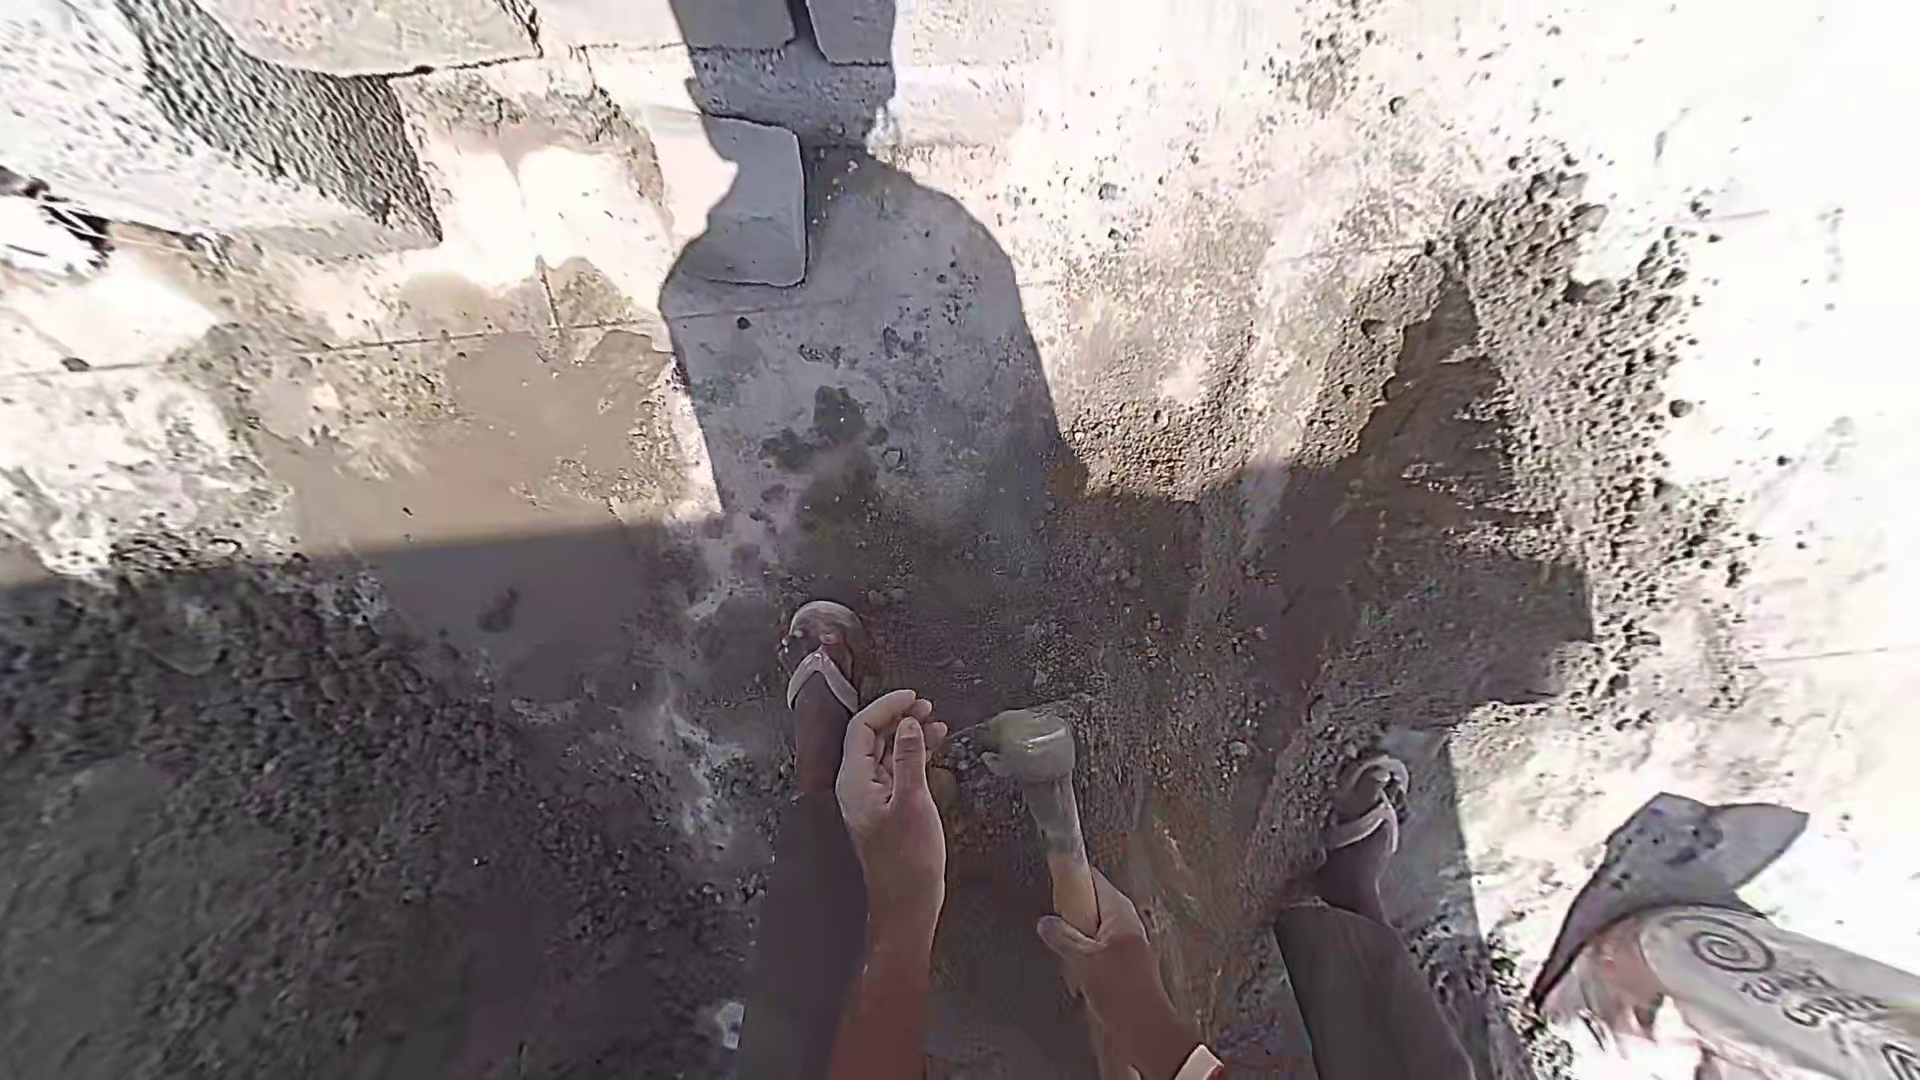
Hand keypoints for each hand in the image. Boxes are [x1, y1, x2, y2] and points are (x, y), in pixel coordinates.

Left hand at [835, 689, 948, 943]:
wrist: (909, 904)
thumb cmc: (908, 861)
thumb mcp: (913, 801)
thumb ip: (909, 758)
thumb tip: (908, 724)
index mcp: (855, 781)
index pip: (862, 727)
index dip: (886, 706)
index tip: (911, 697)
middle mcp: (859, 785)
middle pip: (872, 736)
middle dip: (898, 716)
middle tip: (925, 706)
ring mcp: (873, 795)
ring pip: (887, 750)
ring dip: (909, 733)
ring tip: (934, 721)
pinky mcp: (888, 805)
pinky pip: (897, 768)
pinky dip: (914, 753)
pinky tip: (933, 746)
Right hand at [1037, 869, 1201, 1079]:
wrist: (1146, 1034)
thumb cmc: (1125, 994)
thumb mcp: (1083, 960)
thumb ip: (1062, 937)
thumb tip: (1047, 923)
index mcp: (1119, 911)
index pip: (1091, 877)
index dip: (1071, 875)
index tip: (1054, 877)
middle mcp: (1125, 922)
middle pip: (1090, 903)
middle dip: (1072, 915)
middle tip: (1060, 926)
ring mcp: (1126, 943)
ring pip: (1092, 928)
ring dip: (1077, 941)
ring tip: (1071, 959)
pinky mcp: (1124, 964)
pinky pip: (1096, 949)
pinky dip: (1085, 958)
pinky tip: (1080, 976)